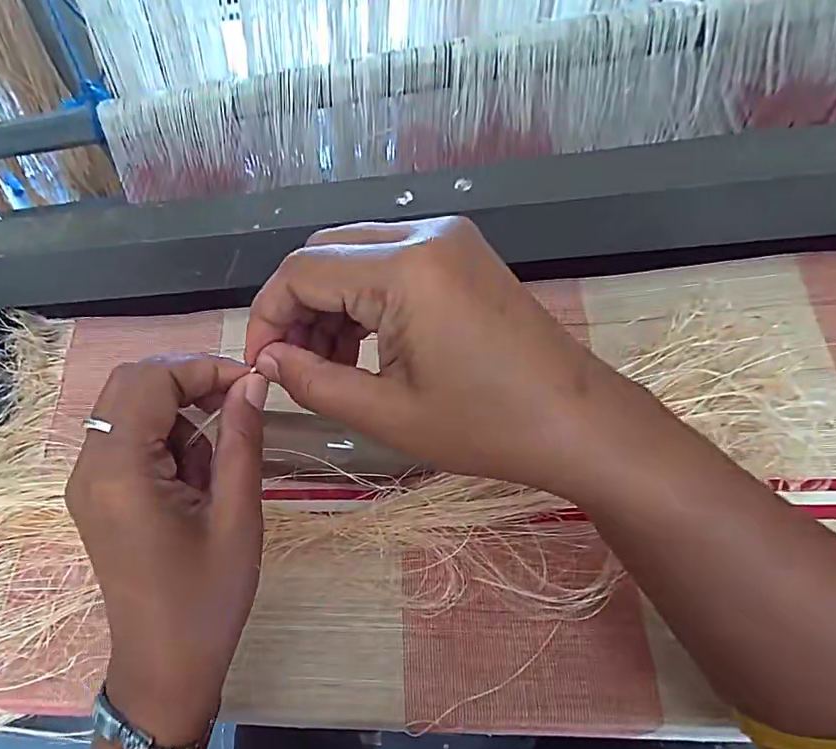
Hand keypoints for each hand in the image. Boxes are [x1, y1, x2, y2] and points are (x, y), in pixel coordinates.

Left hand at [66, 354, 268, 745]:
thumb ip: (241, 442)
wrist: (164, 666)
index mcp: (120, 471)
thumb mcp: (237, 519)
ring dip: (176, 418)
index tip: (251, 386)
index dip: (203, 369)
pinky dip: (162, 444)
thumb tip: (251, 384)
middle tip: (236, 411)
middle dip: (187, 386)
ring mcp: (85, 484)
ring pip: (127, 411)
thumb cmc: (207, 602)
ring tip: (214, 471)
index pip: (151, 381)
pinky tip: (191, 485)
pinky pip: (125, 443)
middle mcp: (89, 468)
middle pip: (130, 386)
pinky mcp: (94, 499)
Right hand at [244, 216, 622, 493]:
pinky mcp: (460, 256)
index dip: (266, 318)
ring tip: (326, 369)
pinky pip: (388, 265)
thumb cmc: (484, 426)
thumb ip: (313, 382)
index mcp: (405, 269)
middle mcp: (424, 234)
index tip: (261, 366)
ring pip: (353, 257)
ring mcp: (447, 240)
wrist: (575, 422)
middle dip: (294, 311)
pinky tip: (360, 351)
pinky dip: (361, 303)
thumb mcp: (385, 414)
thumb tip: (268, 361)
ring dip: (326, 308)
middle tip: (291, 369)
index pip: (301, 271)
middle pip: (324, 254)